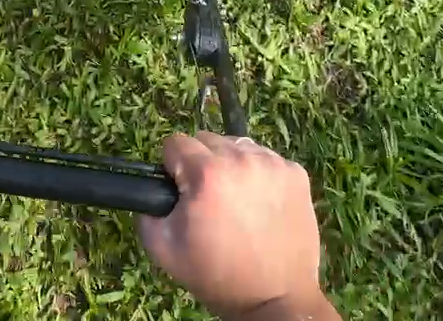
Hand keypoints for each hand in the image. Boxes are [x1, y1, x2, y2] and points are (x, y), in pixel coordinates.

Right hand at [138, 133, 327, 319]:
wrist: (278, 301)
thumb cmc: (218, 276)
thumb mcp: (165, 251)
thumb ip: (146, 212)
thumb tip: (151, 188)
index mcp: (206, 173)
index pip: (175, 143)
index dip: (173, 167)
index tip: (182, 191)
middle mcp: (240, 158)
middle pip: (207, 140)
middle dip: (201, 164)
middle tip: (209, 201)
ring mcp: (272, 163)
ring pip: (237, 146)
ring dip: (231, 165)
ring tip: (236, 201)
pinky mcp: (296, 173)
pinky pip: (266, 159)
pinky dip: (259, 174)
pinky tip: (260, 203)